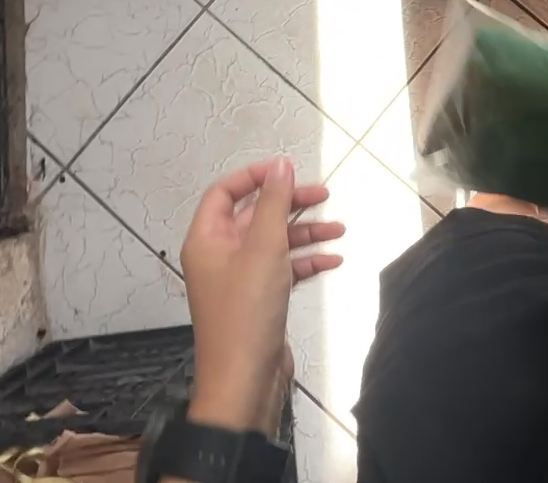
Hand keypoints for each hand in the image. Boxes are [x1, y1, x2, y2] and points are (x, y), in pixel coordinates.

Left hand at [179, 158, 343, 432]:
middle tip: (324, 195)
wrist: (245, 383)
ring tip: (339, 229)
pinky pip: (284, 267)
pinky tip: (332, 260)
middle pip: (255, 214)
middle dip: (290, 204)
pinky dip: (306, 261)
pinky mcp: (259, 299)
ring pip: (274, 241)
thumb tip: (280, 164)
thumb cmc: (247, 311)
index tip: (288, 171)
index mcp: (207, 239)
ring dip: (305, 233)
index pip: (225, 192)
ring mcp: (240, 278)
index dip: (255, 176)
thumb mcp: (263, 248)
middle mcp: (220, 255)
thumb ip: (273, 202)